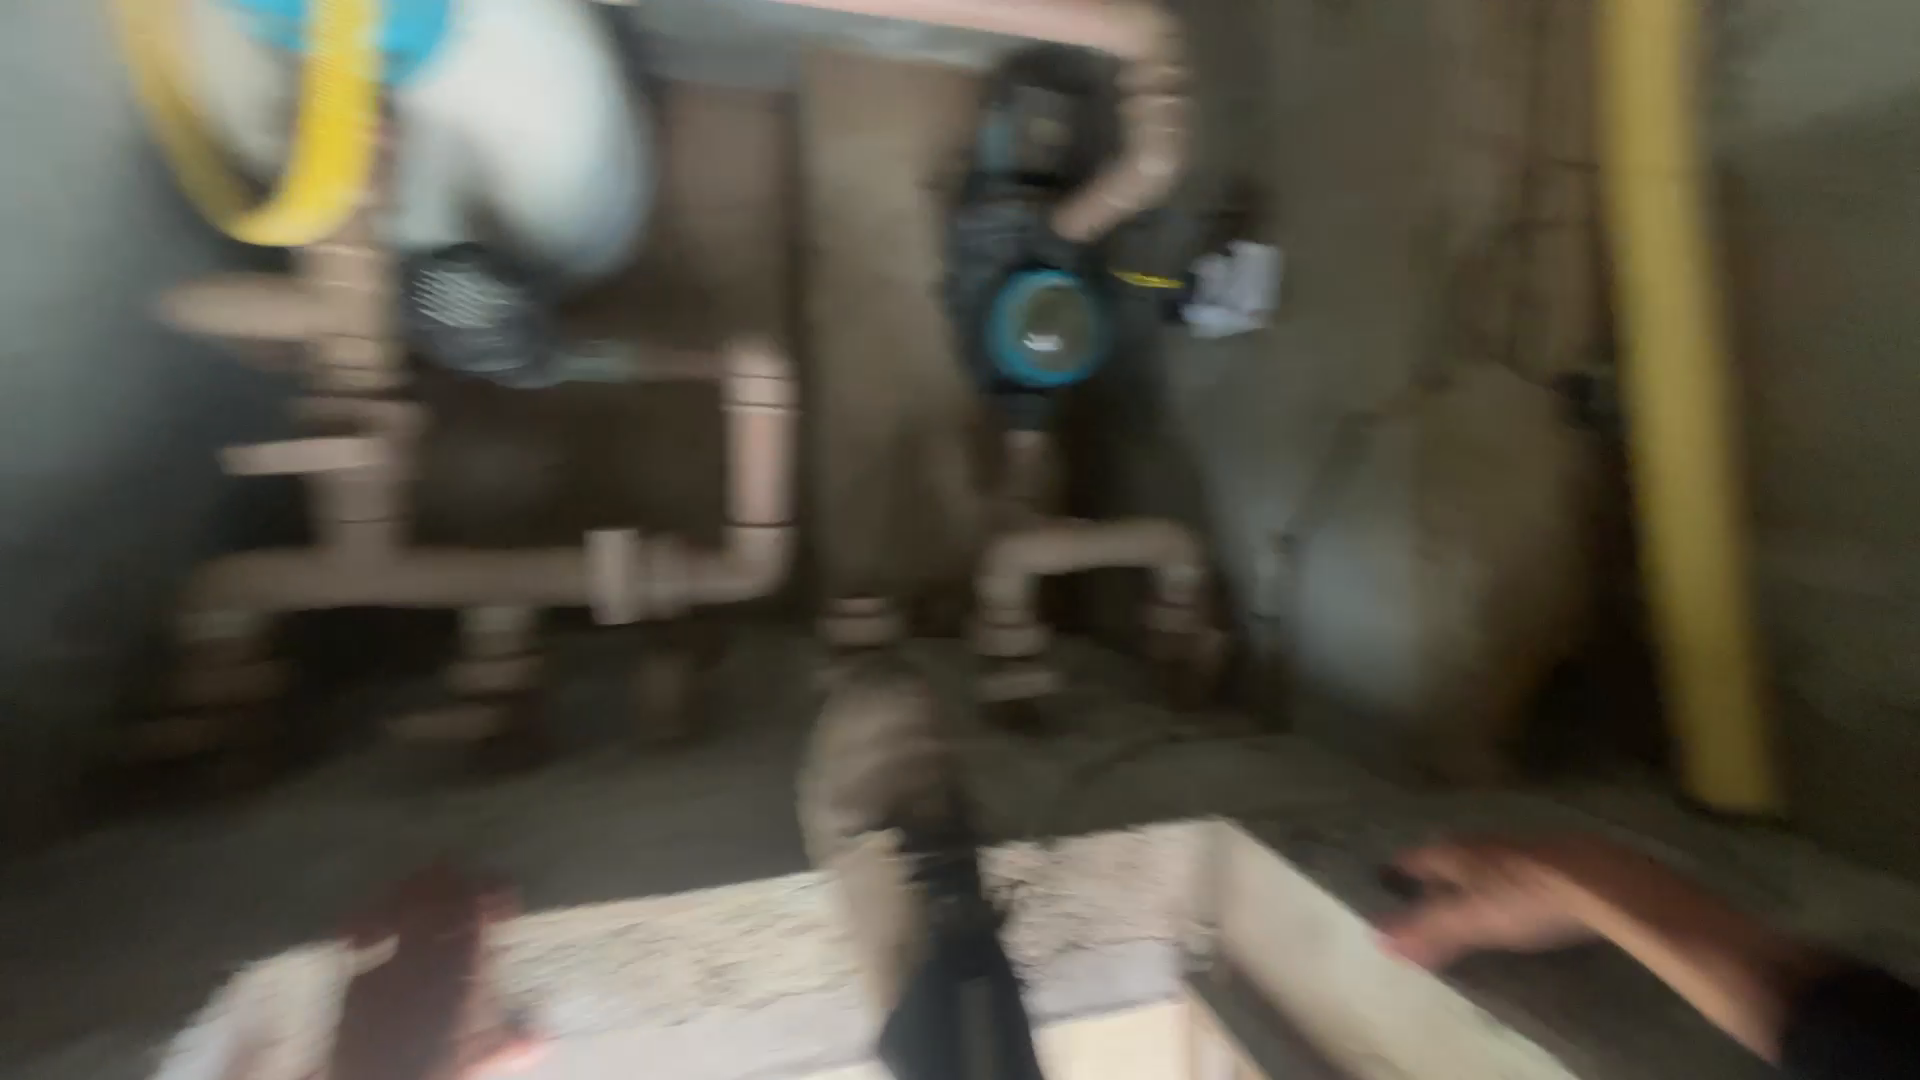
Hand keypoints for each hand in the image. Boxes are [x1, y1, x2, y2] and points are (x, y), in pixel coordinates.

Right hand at [1375, 837, 1606, 968]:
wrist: (1597, 881)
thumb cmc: (1520, 898)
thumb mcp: (1469, 921)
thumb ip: (1426, 931)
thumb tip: (1377, 941)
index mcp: (1449, 852)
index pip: (1410, 860)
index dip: (1397, 873)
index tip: (1386, 884)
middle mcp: (1474, 843)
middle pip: (1443, 856)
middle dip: (1433, 874)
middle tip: (1425, 891)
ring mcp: (1513, 847)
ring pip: (1479, 860)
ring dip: (1470, 875)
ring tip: (1468, 895)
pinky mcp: (1549, 858)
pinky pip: (1512, 867)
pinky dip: (1503, 880)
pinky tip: (1515, 895)